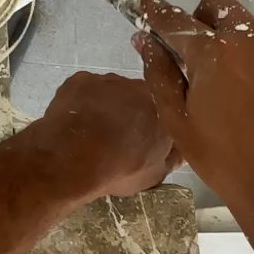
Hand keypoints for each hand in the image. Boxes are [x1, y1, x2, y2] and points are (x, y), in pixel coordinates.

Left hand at [31, 71, 180, 198]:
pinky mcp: (80, 79)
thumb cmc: (119, 168)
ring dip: (105, 106)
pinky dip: (82, 101)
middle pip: (136, 98)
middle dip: (130, 113)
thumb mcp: (154, 174)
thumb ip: (171, 158)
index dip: (152, 126)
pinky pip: (85, 88)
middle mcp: (138, 87)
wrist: (72, 157)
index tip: (143, 139)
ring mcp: (108, 80)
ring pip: (110, 91)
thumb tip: (181, 150)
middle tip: (117, 135)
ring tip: (92, 130)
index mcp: (162, 109)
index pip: (164, 112)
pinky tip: (75, 120)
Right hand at [130, 0, 253, 240]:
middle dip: (205, 20)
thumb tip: (144, 40)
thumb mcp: (177, 120)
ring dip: (240, 49)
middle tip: (200, 55)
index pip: (176, 20)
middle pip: (221, 6)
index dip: (155, 7)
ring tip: (242, 93)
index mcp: (214, 52)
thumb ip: (159, 73)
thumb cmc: (223, 158)